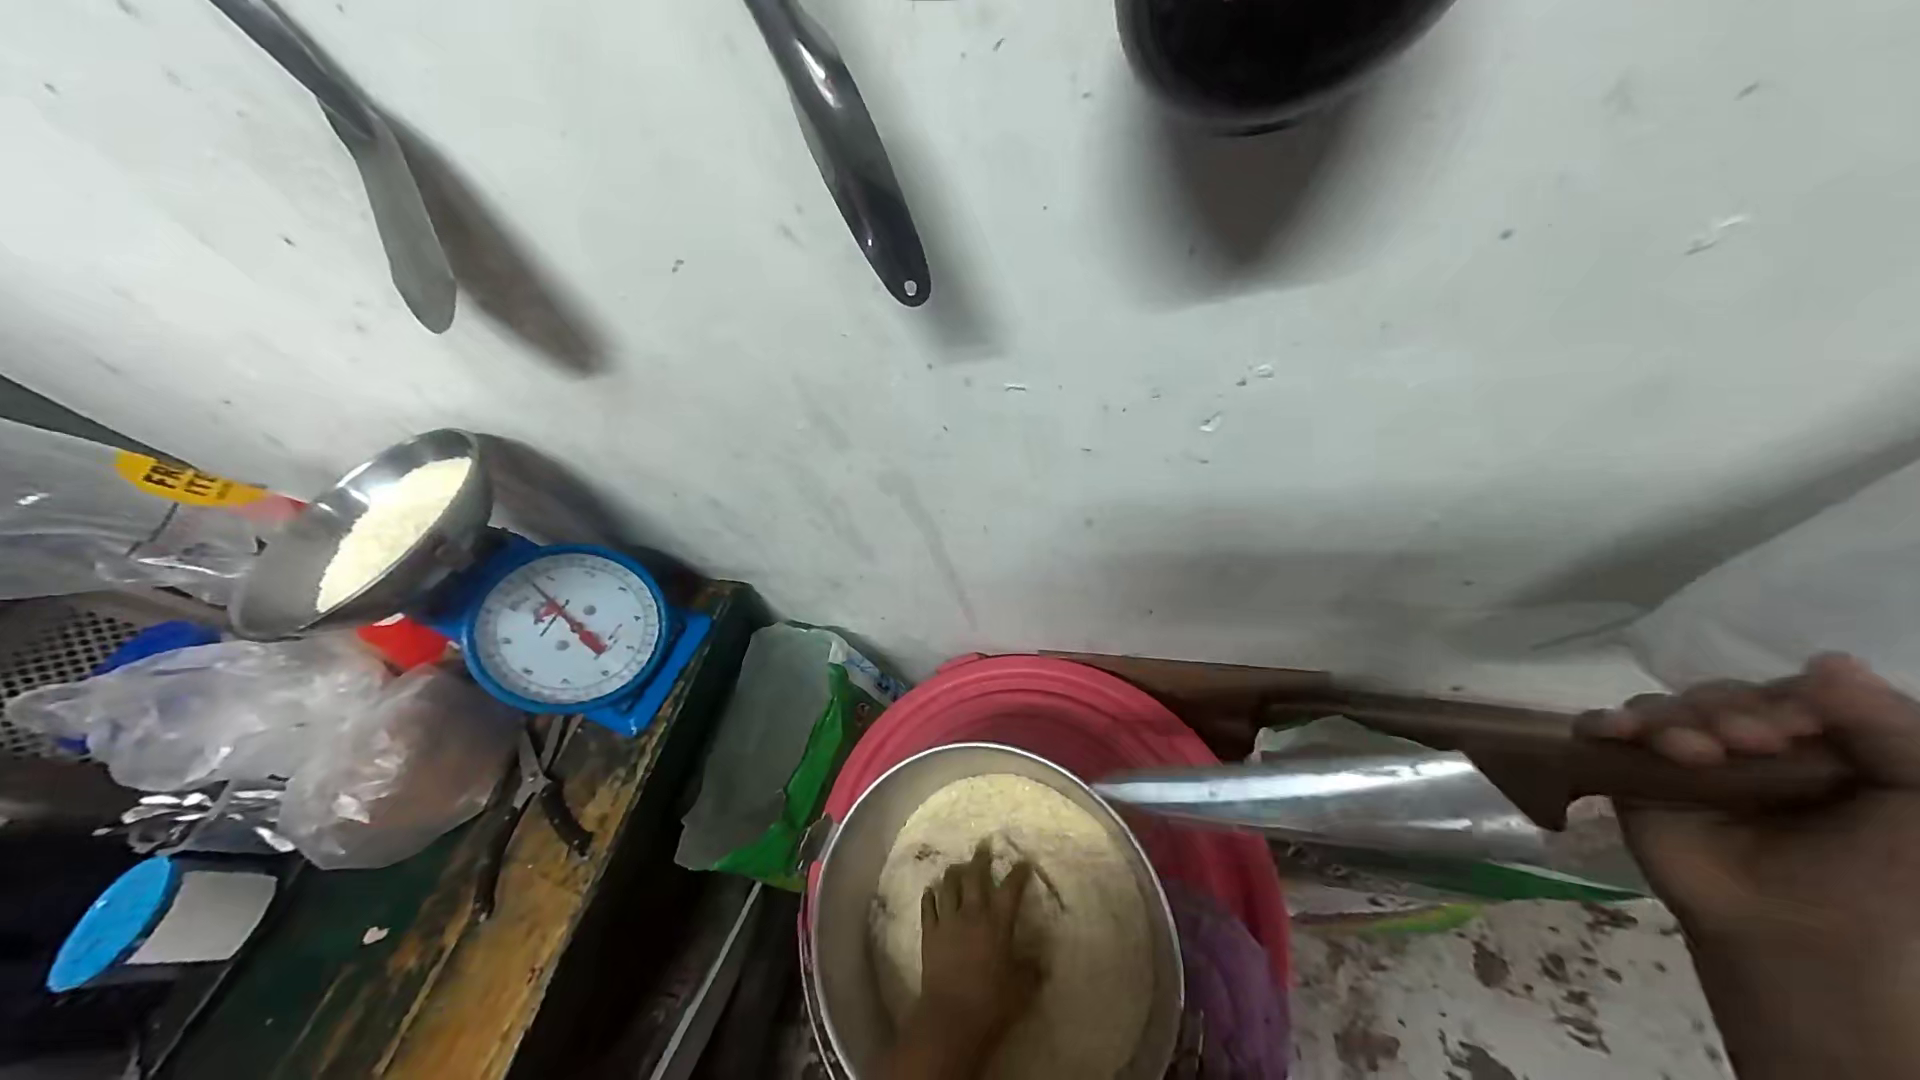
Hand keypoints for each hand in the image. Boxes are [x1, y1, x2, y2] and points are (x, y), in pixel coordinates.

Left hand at [882, 846, 1038, 1079]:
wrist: (951, 1017)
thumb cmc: (991, 1003)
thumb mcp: (1021, 989)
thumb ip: (1031, 970)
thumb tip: (1040, 960)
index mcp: (997, 924)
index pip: (1010, 890)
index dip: (1018, 874)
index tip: (1023, 862)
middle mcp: (972, 914)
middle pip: (975, 877)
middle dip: (980, 859)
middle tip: (983, 845)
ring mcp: (947, 921)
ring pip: (949, 886)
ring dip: (954, 873)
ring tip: (956, 866)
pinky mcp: (929, 934)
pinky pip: (928, 907)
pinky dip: (930, 896)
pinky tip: (931, 890)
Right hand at [1581, 654, 1919, 1077]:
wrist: (1800, 933)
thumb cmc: (1881, 875)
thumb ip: (1893, 730)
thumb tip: (1825, 661)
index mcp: (1811, 741)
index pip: (1784, 691)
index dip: (1783, 697)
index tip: (1796, 728)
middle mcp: (1740, 741)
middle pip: (1716, 694)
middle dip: (1726, 710)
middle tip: (1749, 745)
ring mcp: (1678, 757)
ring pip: (1657, 707)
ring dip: (1668, 718)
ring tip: (1690, 752)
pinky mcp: (1628, 775)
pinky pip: (1600, 733)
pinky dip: (1600, 723)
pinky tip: (1612, 732)